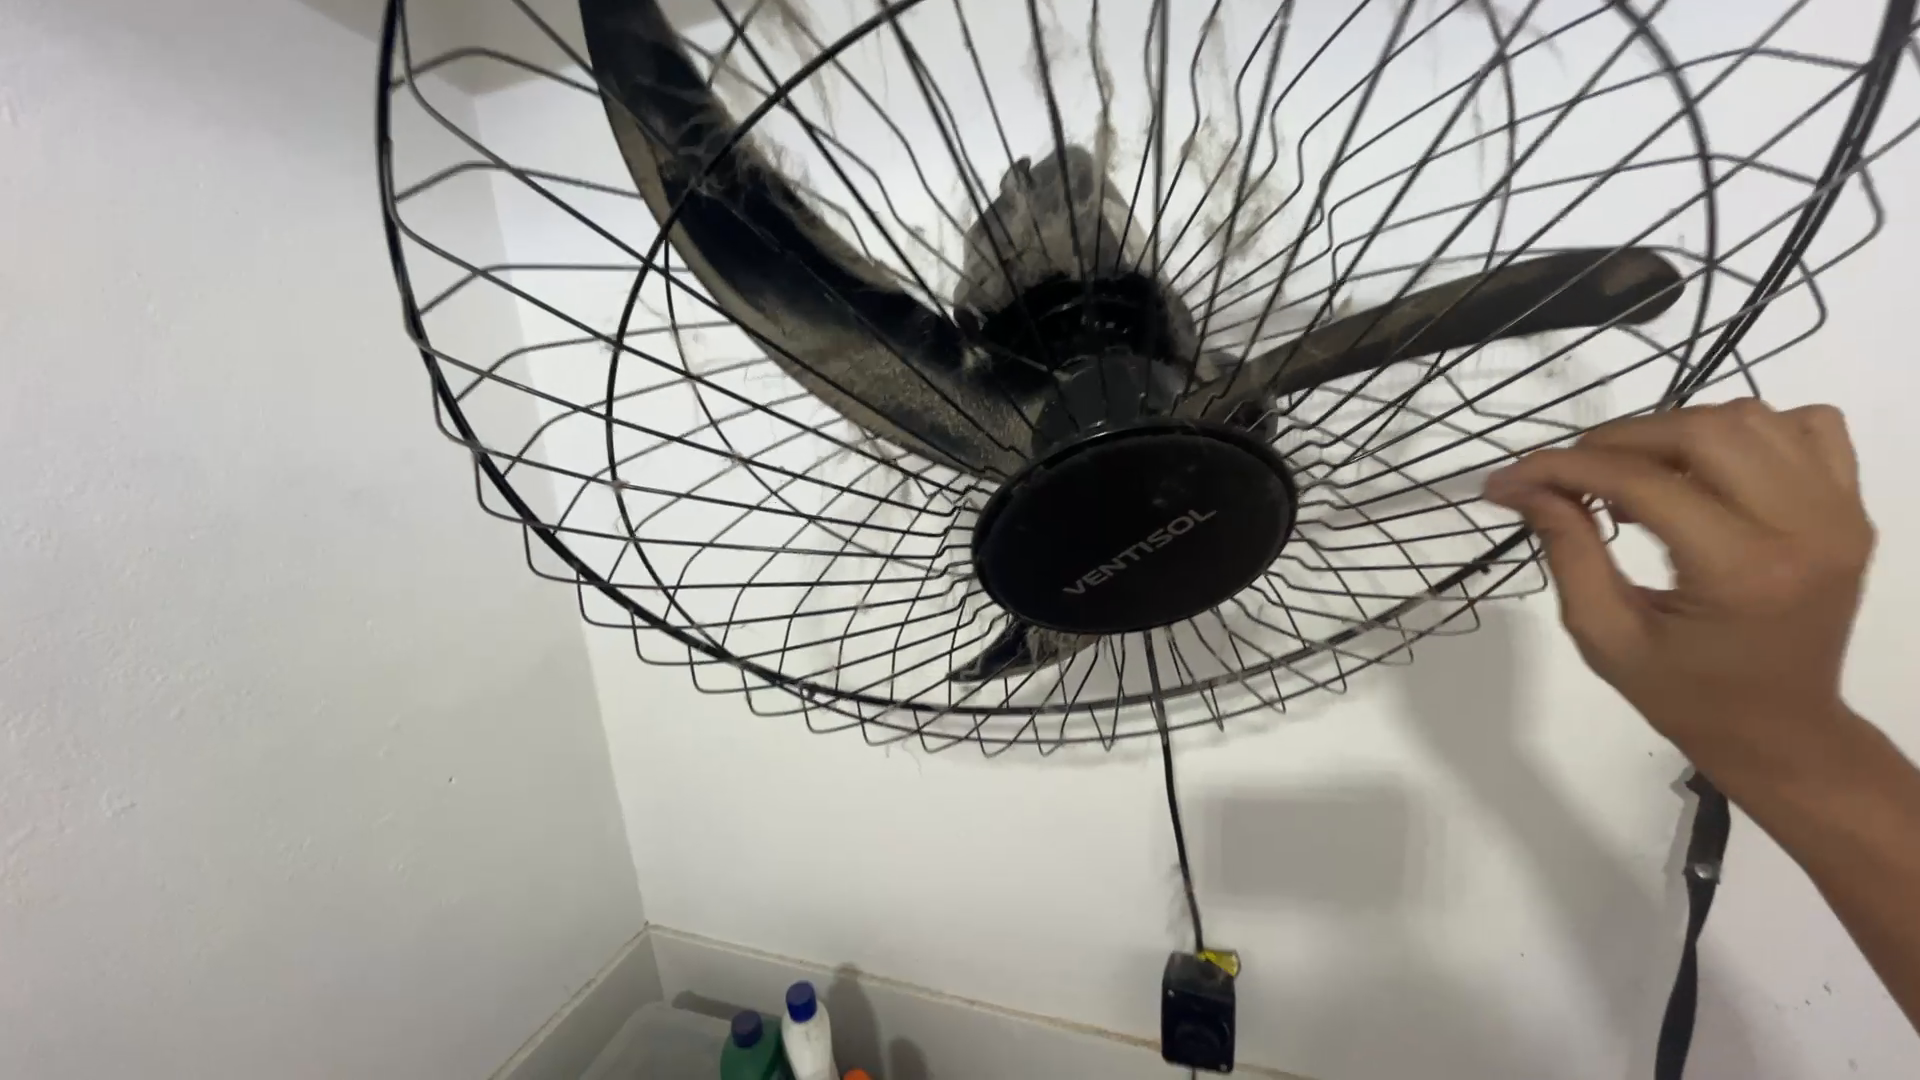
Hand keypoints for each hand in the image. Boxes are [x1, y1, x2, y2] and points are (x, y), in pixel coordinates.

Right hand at [1482, 401, 1874, 781]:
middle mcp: (1806, 528)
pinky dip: (1744, 431)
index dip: (1562, 469)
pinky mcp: (1850, 508)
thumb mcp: (1601, 629)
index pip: (1641, 483)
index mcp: (1740, 570)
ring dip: (1670, 431)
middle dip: (1615, 441)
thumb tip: (1521, 487)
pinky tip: (1699, 469)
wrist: (1778, 727)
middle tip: (1566, 477)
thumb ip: (1567, 548)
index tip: (1507, 480)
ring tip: (1625, 474)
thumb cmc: (1679, 691)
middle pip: (1704, 432)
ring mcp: (1840, 513)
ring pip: (1752, 419)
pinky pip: (1807, 429)